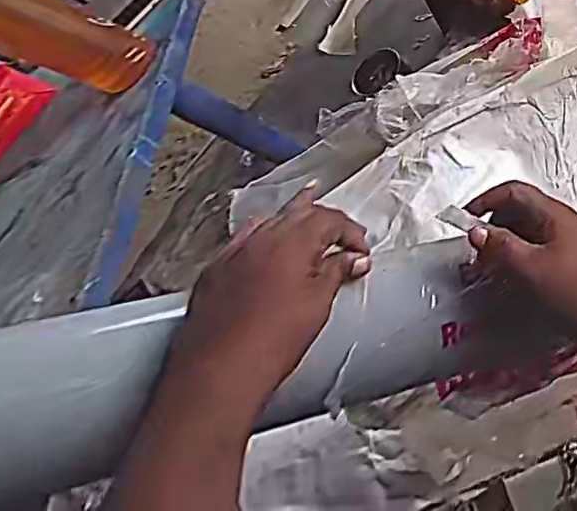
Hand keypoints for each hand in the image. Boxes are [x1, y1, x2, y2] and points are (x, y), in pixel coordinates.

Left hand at [162, 185, 370, 407]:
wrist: (219, 372)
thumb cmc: (268, 343)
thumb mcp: (317, 305)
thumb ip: (336, 273)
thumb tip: (351, 260)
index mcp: (293, 241)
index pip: (330, 220)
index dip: (350, 233)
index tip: (360, 251)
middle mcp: (263, 237)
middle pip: (301, 212)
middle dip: (326, 219)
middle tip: (343, 232)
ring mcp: (237, 250)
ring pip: (272, 219)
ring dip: (293, 216)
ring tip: (308, 204)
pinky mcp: (217, 267)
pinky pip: (244, 237)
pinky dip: (261, 232)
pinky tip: (265, 234)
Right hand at [465, 182, 576, 343]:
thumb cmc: (573, 291)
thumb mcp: (531, 268)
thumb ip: (501, 246)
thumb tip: (475, 231)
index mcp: (553, 213)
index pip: (514, 192)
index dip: (487, 200)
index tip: (466, 218)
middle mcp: (558, 220)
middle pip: (517, 208)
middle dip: (492, 222)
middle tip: (475, 246)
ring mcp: (562, 239)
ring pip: (523, 228)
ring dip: (501, 240)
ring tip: (485, 262)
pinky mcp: (563, 258)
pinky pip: (531, 245)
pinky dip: (514, 253)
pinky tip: (504, 271)